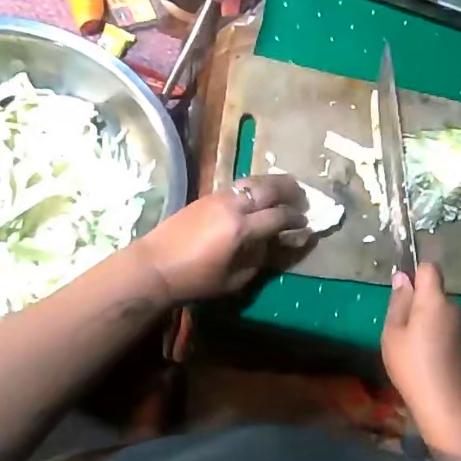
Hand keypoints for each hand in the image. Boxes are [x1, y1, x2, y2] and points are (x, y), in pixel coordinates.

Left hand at [134, 174, 307, 303]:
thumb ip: (260, 258)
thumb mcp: (235, 279)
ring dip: (274, 184)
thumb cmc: (195, 280)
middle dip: (291, 192)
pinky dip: (256, 186)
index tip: (306, 224)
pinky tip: (260, 195)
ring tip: (287, 189)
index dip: (296, 220)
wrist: (154, 266)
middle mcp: (233, 206)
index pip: (279, 217)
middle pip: (270, 188)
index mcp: (241, 229)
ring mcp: (219, 197)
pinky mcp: (208, 196)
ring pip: (254, 181)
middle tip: (303, 199)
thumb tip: (276, 242)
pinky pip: (240, 185)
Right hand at [382, 262, 460, 411]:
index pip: (430, 268)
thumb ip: (398, 302)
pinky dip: (431, 334)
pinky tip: (421, 356)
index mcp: (434, 299)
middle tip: (396, 326)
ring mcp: (460, 326)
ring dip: (422, 320)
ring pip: (437, 311)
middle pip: (433, 292)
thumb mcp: (393, 332)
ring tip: (406, 345)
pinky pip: (443, 327)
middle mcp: (452, 307)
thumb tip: (402, 277)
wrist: (447, 402)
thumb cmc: (412, 364)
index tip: (400, 291)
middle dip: (415, 301)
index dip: (415, 272)